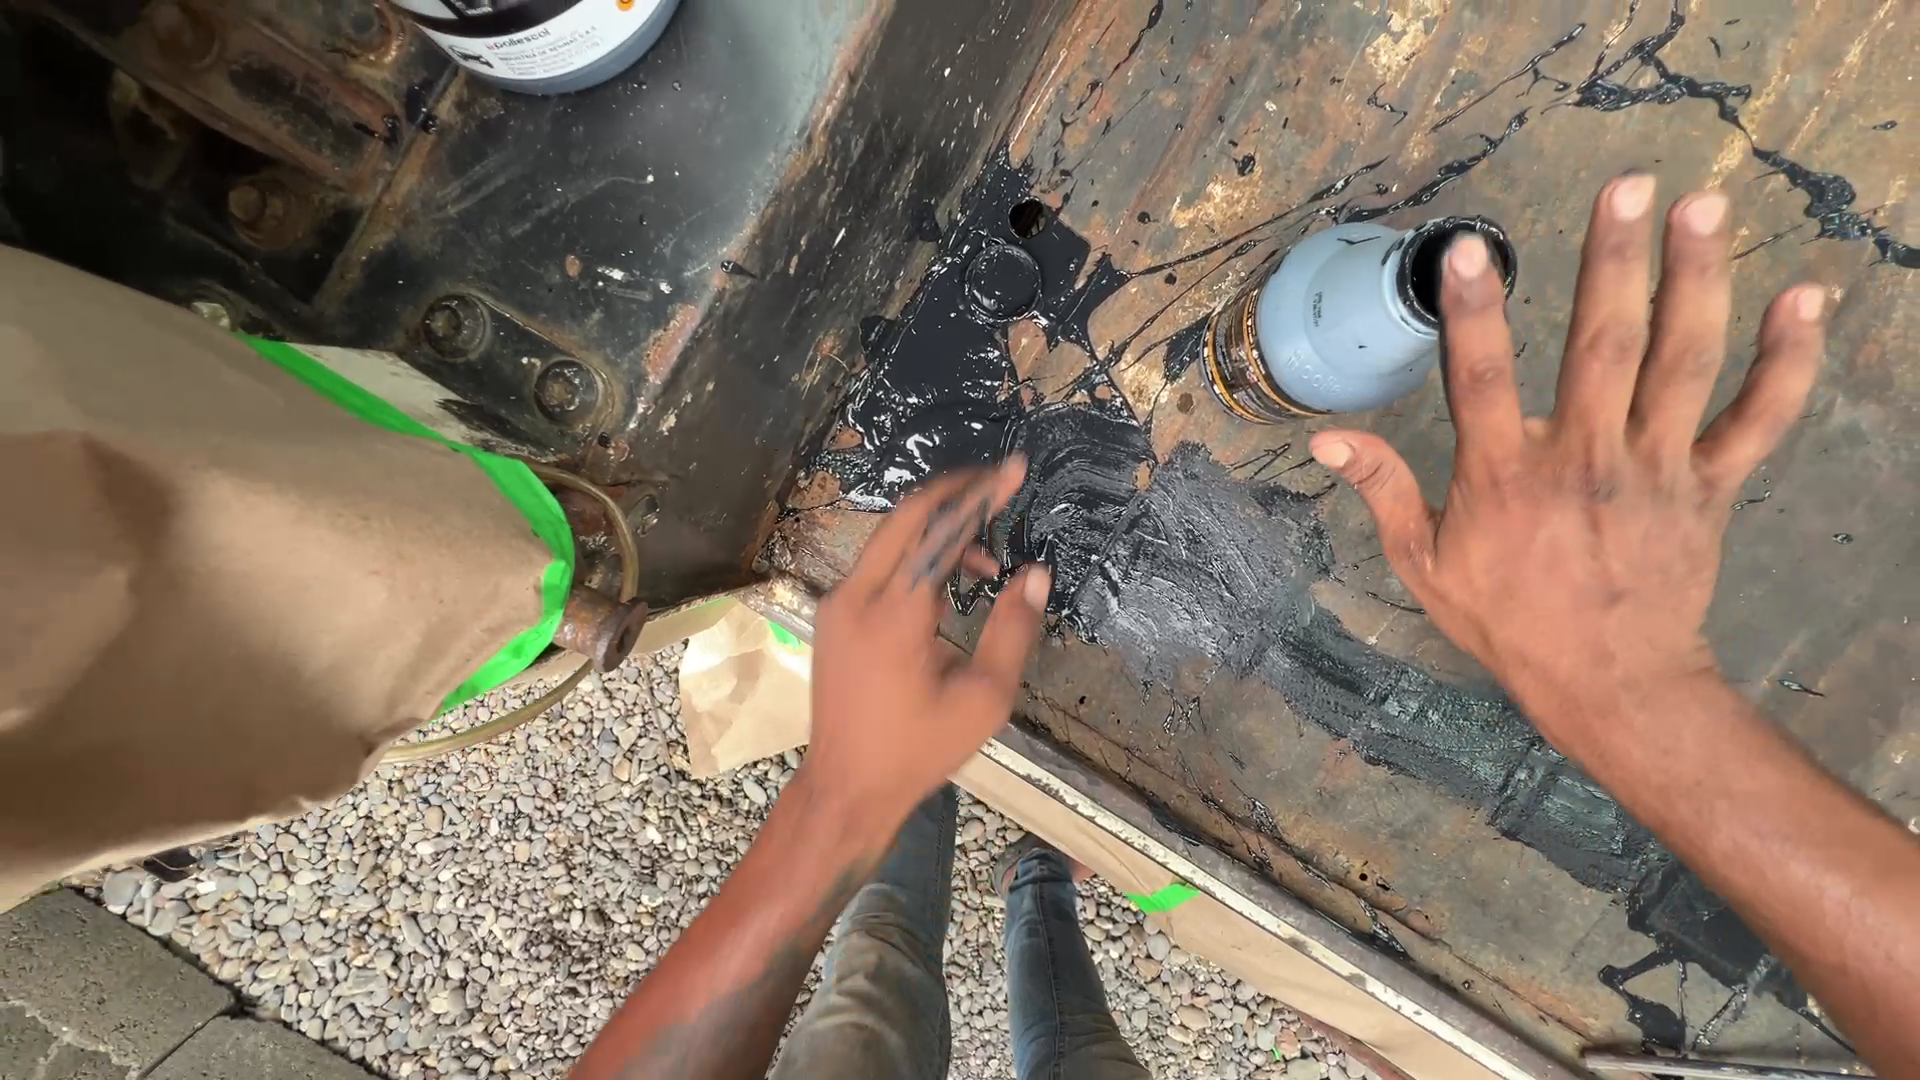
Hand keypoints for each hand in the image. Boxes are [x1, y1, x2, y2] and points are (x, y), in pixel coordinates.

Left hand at [806, 460, 1050, 824]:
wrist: (845, 787)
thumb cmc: (919, 750)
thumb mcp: (983, 697)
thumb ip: (1012, 628)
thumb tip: (1036, 573)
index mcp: (896, 613)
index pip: (941, 530)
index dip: (982, 495)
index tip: (1013, 469)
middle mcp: (857, 594)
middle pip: (906, 515)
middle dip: (955, 493)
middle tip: (997, 487)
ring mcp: (839, 602)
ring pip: (891, 537)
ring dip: (939, 533)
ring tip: (986, 567)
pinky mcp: (835, 614)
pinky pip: (880, 565)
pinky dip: (917, 559)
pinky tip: (948, 590)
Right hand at [1310, 174, 1826, 746]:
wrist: (1604, 678)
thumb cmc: (1501, 619)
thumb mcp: (1420, 561)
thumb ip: (1381, 491)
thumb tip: (1326, 441)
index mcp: (1502, 479)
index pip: (1480, 380)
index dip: (1471, 313)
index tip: (1468, 251)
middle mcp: (1582, 459)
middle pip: (1602, 346)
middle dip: (1613, 262)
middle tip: (1628, 186)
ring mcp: (1656, 469)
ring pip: (1684, 363)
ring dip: (1695, 280)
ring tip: (1701, 208)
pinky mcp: (1711, 487)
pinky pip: (1759, 417)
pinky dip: (1788, 357)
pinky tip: (1805, 296)